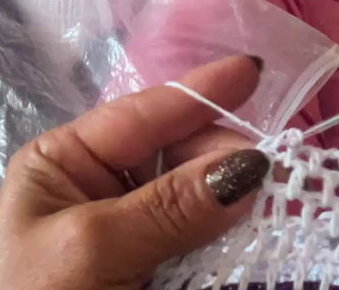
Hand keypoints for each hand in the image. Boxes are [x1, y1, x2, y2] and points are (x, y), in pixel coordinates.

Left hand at [0, 56, 269, 289]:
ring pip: (188, 197)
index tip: (253, 70)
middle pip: (171, 152)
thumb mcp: (91, 248)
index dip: (197, 92)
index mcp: (64, 160)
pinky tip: (250, 231)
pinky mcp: (146, 275)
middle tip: (274, 165)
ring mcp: (122, 233)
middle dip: (219, 150)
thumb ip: (167, 208)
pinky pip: (192, 244)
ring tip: (274, 191)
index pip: (140, 114)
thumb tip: (248, 165)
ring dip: (228, 194)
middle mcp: (95, 186)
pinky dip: (221, 237)